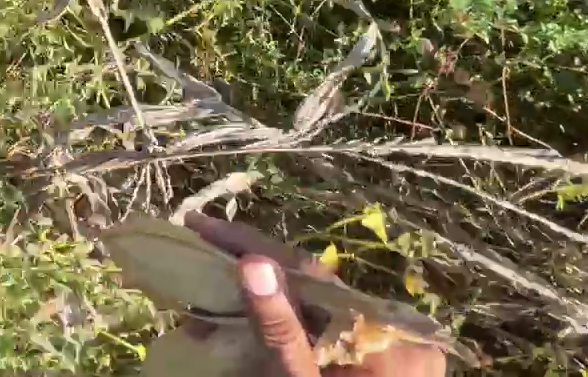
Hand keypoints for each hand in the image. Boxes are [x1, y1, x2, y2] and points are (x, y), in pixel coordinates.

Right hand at [184, 214, 445, 376]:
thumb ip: (279, 328)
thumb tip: (253, 262)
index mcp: (383, 332)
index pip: (302, 266)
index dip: (246, 242)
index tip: (195, 224)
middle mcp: (391, 332)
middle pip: (304, 281)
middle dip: (244, 270)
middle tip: (195, 251)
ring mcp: (385, 350)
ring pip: (306, 301)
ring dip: (254, 297)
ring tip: (205, 302)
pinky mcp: (372, 364)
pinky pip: (317, 324)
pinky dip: (276, 321)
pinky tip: (238, 324)